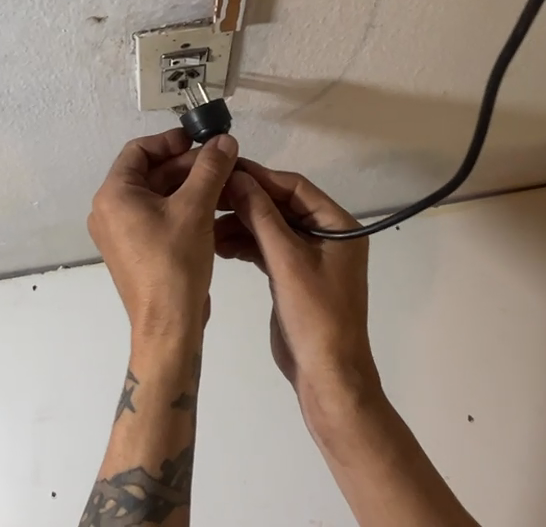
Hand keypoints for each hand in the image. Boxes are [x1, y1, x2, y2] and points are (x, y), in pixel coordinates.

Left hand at [88, 130, 241, 343]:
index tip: (200, 140)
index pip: (139, 150)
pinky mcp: (136, 250)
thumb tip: (224, 140)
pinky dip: (182, 208)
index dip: (170, 141)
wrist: (169, 325)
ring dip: (189, 187)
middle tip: (221, 163)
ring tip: (224, 184)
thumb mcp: (195, 208)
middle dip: (186, 166)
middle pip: (150, 172)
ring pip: (157, 195)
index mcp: (113, 194)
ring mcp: (120, 232)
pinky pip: (158, 216)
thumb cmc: (175, 262)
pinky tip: (214, 209)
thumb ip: (210, 169)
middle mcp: (109, 210)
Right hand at [214, 163, 375, 396]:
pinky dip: (244, 245)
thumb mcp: (286, 259)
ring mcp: (310, 256)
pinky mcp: (294, 275)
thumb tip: (238, 177)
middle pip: (281, 205)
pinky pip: (267, 248)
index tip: (225, 169)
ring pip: (270, 227)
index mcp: (338, 225)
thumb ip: (261, 215)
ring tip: (206, 225)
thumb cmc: (315, 313)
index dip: (260, 176)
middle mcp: (327, 235)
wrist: (326, 375)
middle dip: (246, 202)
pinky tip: (217, 246)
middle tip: (210, 195)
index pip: (295, 187)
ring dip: (241, 224)